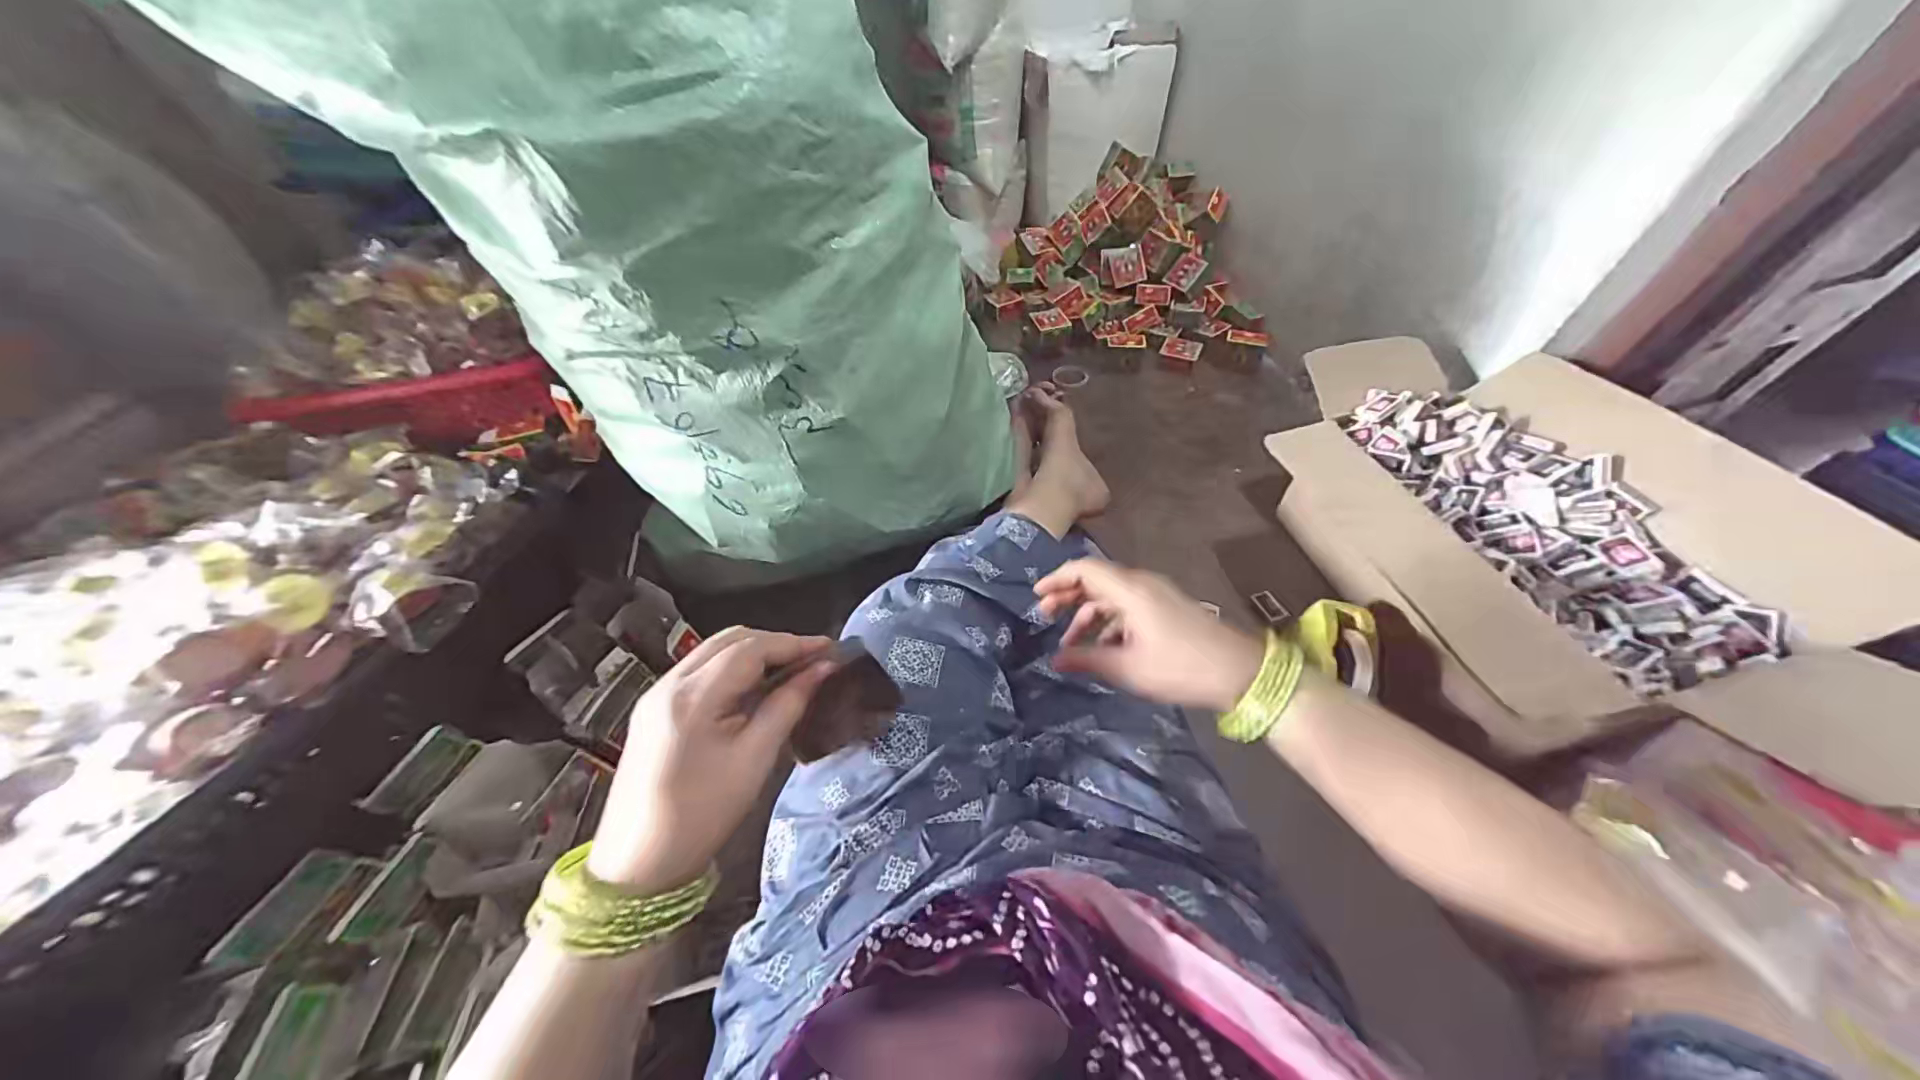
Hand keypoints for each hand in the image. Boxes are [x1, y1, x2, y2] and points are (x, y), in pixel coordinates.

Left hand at [586, 627, 837, 893]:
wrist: (636, 866)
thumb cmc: (702, 815)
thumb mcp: (754, 758)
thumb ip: (788, 705)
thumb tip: (821, 671)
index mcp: (691, 696)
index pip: (750, 648)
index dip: (793, 643)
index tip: (830, 649)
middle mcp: (669, 684)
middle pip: (730, 640)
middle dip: (775, 643)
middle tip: (814, 659)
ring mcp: (656, 695)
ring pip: (714, 652)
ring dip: (754, 653)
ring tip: (792, 670)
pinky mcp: (654, 710)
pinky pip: (701, 672)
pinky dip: (734, 670)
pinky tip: (757, 688)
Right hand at [1033, 559, 1263, 710]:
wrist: (1240, 672)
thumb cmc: (1180, 667)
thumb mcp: (1128, 667)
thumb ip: (1088, 660)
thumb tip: (1055, 660)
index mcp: (1130, 590)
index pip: (1085, 569)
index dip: (1057, 579)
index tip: (1037, 596)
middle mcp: (1142, 584)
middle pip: (1096, 580)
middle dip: (1068, 596)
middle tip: (1046, 616)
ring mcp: (1157, 595)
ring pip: (1112, 596)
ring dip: (1088, 615)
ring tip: (1072, 643)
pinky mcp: (1166, 608)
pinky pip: (1128, 606)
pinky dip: (1109, 621)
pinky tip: (1102, 647)